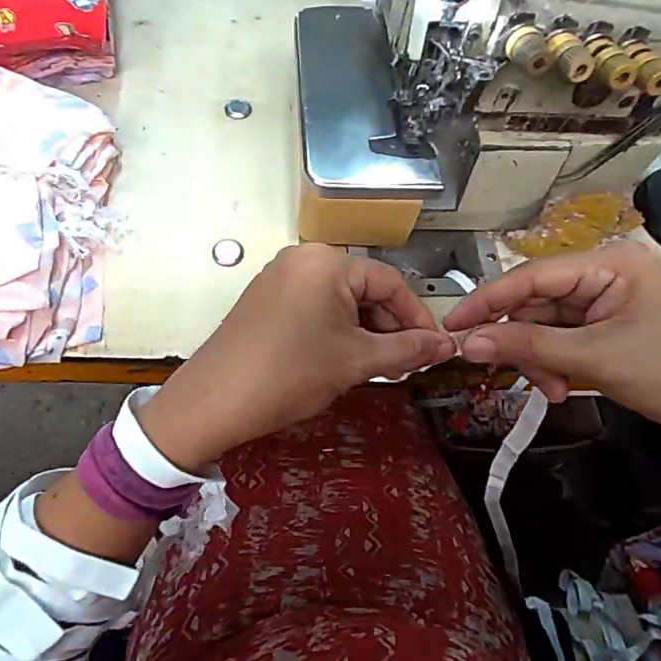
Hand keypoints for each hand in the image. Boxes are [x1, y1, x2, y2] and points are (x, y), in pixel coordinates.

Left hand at [139, 244, 454, 468]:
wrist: (214, 401)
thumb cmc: (289, 374)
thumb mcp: (356, 362)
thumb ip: (408, 350)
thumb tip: (446, 346)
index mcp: (327, 262)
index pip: (391, 282)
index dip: (417, 318)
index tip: (433, 349)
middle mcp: (301, 259)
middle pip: (364, 289)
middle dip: (389, 328)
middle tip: (404, 365)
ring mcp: (279, 277)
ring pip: (339, 301)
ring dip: (363, 333)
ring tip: (376, 368)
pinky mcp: (265, 299)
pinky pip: (314, 307)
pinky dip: (335, 331)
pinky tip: (342, 360)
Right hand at [442, 241, 660, 436]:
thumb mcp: (595, 358)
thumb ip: (527, 347)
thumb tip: (467, 342)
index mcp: (609, 262)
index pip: (531, 275)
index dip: (487, 301)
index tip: (452, 324)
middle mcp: (604, 275)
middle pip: (535, 303)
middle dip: (521, 343)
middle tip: (512, 376)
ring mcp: (606, 303)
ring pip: (543, 326)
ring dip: (537, 360)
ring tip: (551, 390)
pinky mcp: (606, 328)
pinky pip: (560, 341)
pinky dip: (552, 365)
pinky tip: (560, 387)